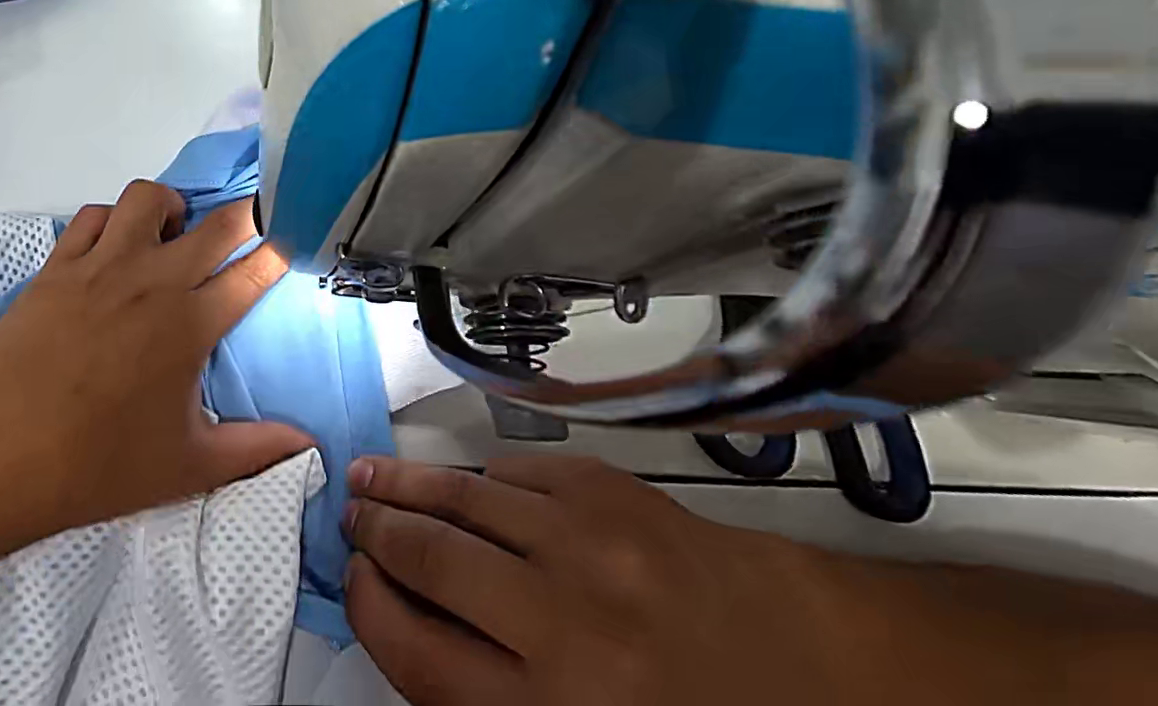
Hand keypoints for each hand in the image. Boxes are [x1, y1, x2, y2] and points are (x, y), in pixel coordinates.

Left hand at [0, 181, 312, 622]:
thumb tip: (311, 445)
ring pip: (150, 197)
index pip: (258, 268)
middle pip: (221, 221)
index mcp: (192, 324)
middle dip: (250, 217)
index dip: (285, 249)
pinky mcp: (57, 267)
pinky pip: (95, 216)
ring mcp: (101, 266)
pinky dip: (115, 223)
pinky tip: (114, 253)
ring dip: (173, 210)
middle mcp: (154, 280)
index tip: (294, 245)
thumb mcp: (188, 467)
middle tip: (249, 235)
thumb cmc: (95, 466)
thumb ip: (257, 450)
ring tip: (172, 241)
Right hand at [342, 454, 852, 705]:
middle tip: (351, 514)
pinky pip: (513, 473)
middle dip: (376, 530)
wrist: (806, 666)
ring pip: (463, 498)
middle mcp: (566, 622)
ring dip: (407, 484)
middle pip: (431, 557)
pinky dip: (479, 480)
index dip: (370, 605)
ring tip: (371, 475)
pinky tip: (462, 485)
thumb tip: (404, 612)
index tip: (354, 577)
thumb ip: (483, 690)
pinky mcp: (607, 488)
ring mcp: (588, 540)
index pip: (417, 649)